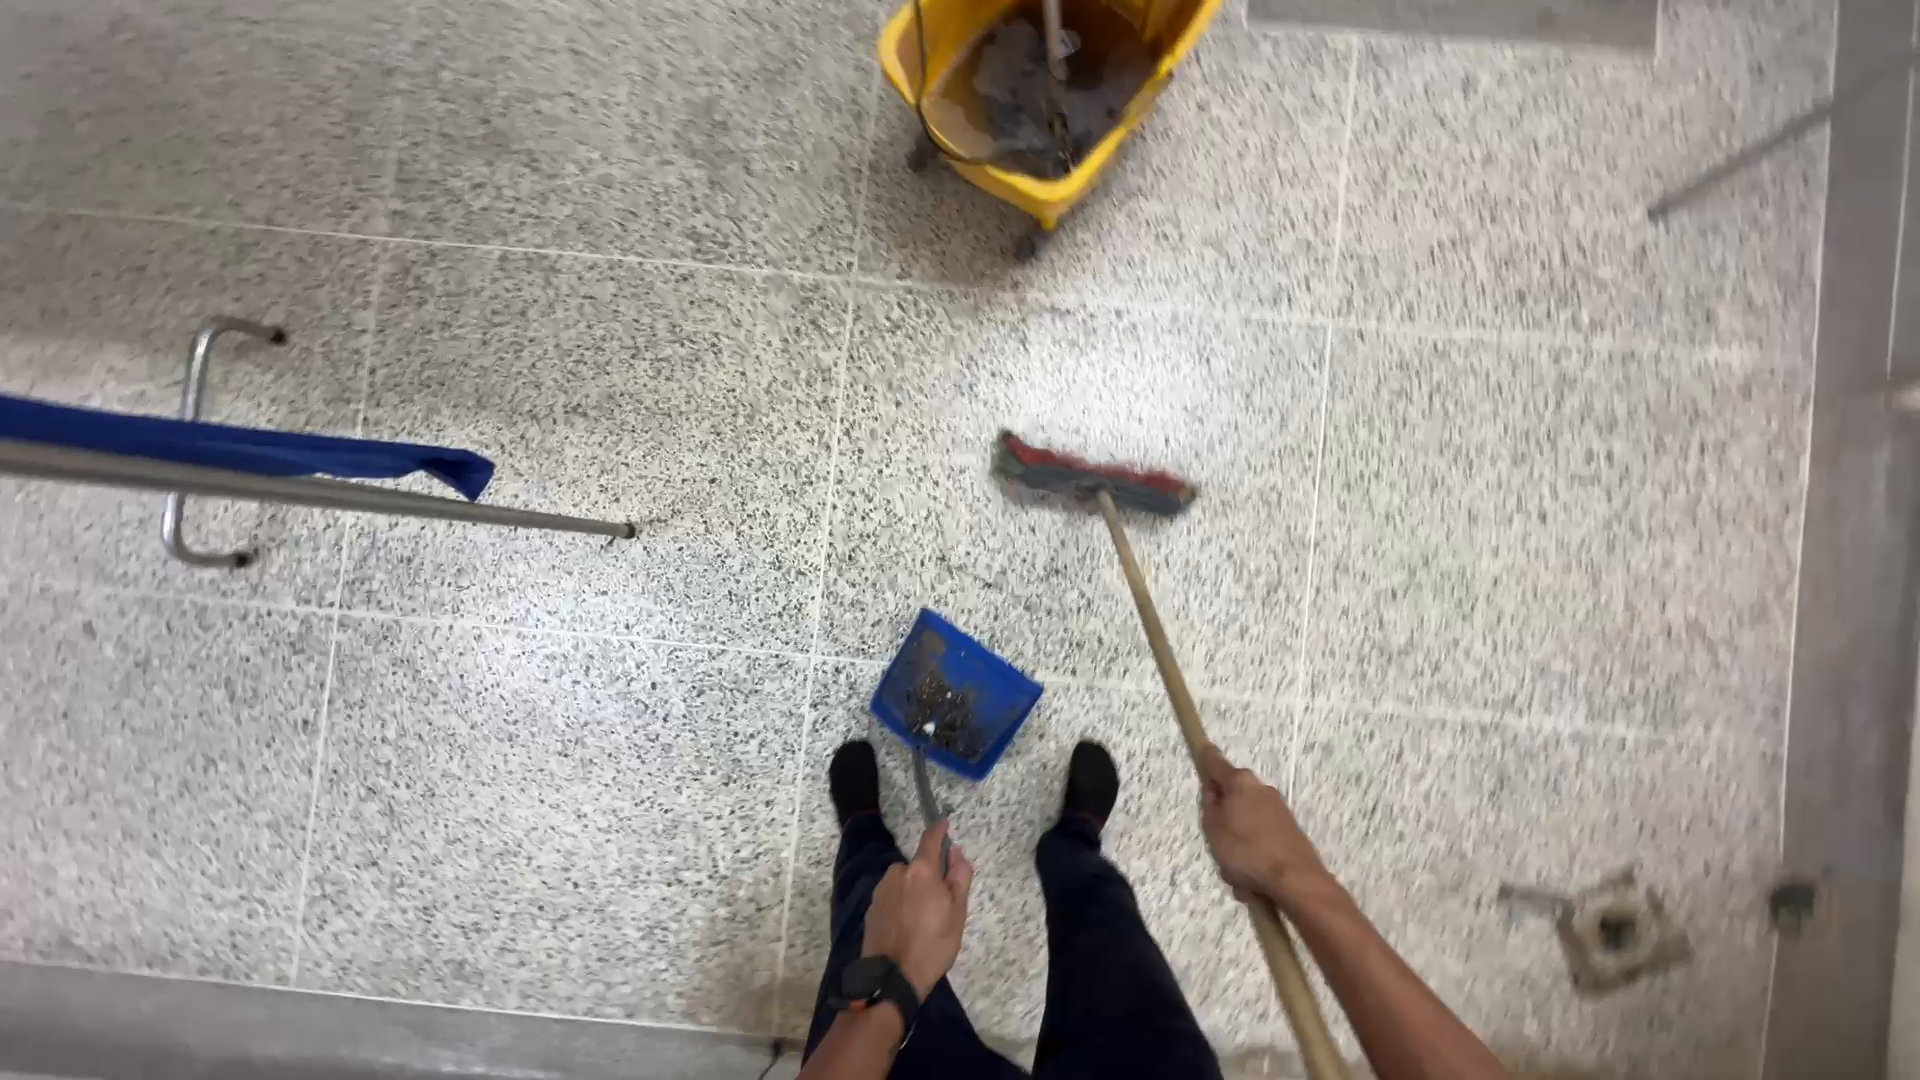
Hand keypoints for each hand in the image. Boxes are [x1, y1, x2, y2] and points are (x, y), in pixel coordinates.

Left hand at [861, 821, 974, 1000]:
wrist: (892, 978)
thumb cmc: (932, 944)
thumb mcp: (957, 912)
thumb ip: (959, 877)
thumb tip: (957, 852)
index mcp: (921, 870)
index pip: (931, 839)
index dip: (939, 830)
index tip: (945, 824)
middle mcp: (897, 873)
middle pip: (917, 866)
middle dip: (928, 876)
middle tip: (940, 903)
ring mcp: (881, 891)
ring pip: (903, 883)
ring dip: (913, 892)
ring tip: (922, 921)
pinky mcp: (871, 909)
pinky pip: (892, 898)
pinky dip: (900, 905)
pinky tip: (906, 928)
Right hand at [1199, 743, 1331, 909]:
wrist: (1295, 880)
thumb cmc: (1245, 850)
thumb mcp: (1213, 828)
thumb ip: (1210, 805)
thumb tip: (1213, 790)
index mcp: (1240, 783)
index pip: (1217, 763)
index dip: (1206, 757)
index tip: (1202, 749)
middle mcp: (1261, 789)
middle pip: (1235, 794)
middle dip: (1225, 812)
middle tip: (1217, 836)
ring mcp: (1279, 809)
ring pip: (1248, 819)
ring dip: (1240, 837)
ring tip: (1236, 867)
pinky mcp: (1290, 830)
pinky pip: (1262, 836)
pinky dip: (1255, 850)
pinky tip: (1253, 875)